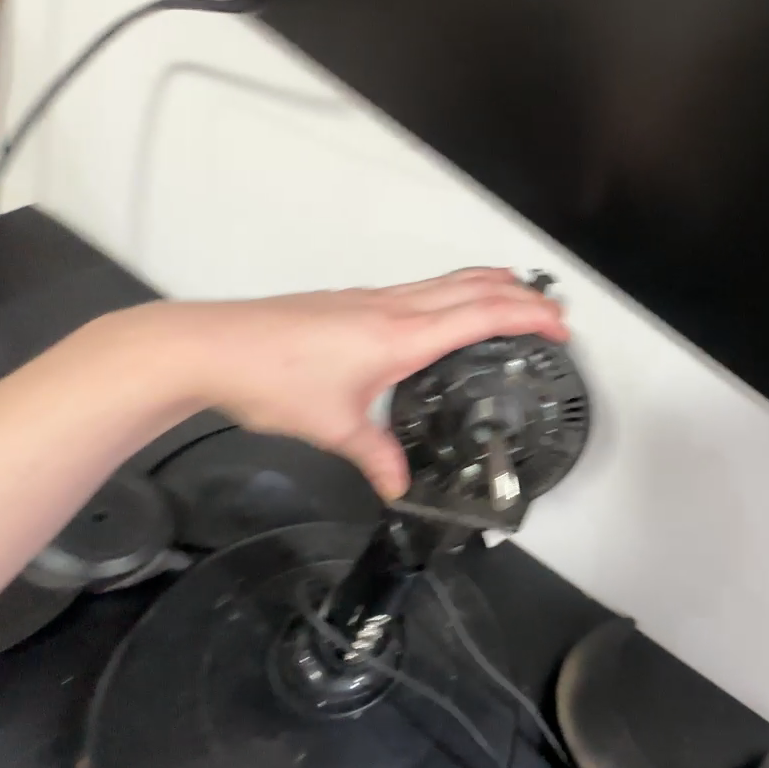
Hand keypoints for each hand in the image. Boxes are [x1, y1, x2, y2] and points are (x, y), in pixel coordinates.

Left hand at [130, 268, 566, 498]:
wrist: (208, 346)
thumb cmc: (271, 379)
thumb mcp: (335, 428)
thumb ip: (377, 457)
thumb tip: (398, 487)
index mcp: (402, 336)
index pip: (482, 316)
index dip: (528, 317)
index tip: (560, 328)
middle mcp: (394, 308)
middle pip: (475, 287)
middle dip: (522, 294)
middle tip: (554, 311)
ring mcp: (374, 298)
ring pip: (449, 280)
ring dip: (491, 285)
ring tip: (518, 294)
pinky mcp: (355, 301)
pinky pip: (424, 287)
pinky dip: (457, 290)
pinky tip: (451, 311)